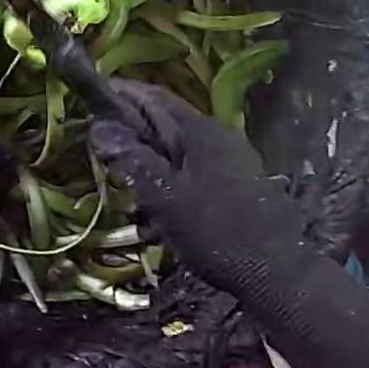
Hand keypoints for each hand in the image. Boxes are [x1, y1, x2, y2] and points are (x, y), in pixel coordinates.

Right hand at [85, 79, 304, 292]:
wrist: (274, 274)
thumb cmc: (213, 230)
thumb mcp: (163, 196)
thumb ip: (131, 158)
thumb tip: (99, 126)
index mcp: (201, 131)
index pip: (155, 98)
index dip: (123, 93)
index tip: (94, 96)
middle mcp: (219, 137)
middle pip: (166, 122)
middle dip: (132, 128)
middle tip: (100, 139)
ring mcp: (231, 160)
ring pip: (178, 148)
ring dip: (149, 156)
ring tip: (122, 172)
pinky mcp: (235, 184)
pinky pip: (192, 169)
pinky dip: (168, 176)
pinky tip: (154, 201)